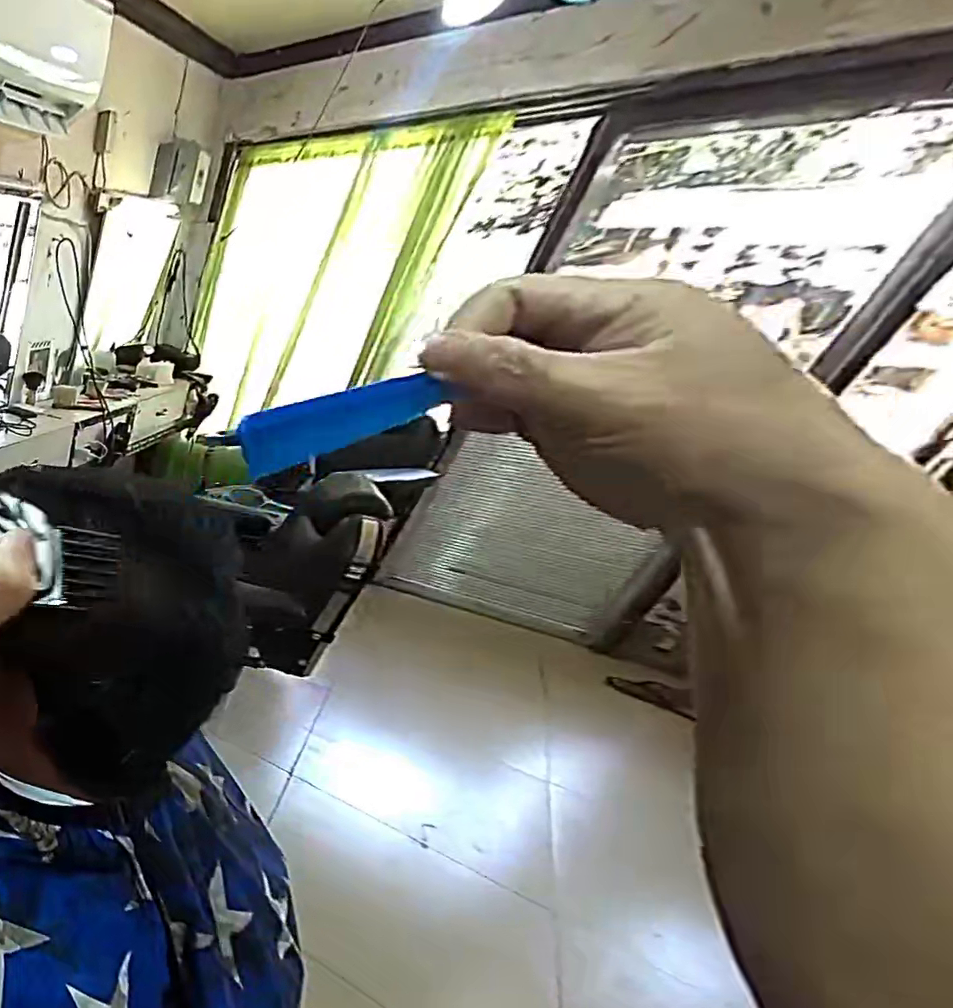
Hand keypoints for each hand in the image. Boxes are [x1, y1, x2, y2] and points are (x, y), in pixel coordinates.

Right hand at [420, 275, 898, 532]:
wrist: (769, 516)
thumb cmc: (699, 442)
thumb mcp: (590, 398)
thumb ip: (505, 369)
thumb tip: (432, 348)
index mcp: (623, 306)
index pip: (513, 297)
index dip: (466, 333)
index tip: (434, 380)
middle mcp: (607, 334)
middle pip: (508, 332)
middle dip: (473, 368)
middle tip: (458, 407)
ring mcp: (596, 377)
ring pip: (511, 371)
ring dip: (484, 394)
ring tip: (480, 423)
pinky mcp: (586, 416)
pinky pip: (525, 402)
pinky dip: (501, 415)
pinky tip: (497, 431)